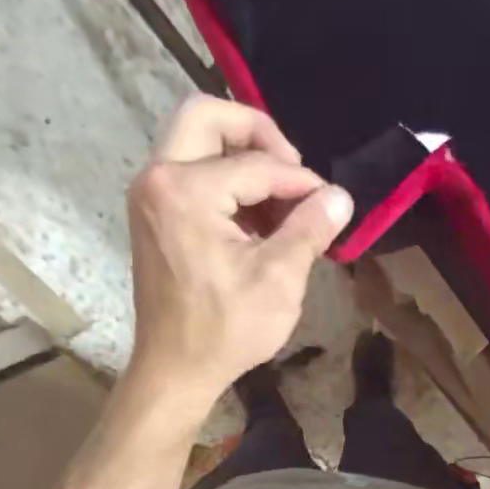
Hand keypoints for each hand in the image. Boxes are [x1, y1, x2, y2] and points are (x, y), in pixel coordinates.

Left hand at [124, 96, 353, 412]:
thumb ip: (310, 228)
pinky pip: (190, 173)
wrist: (174, 371)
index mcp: (184, 191)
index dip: (300, 181)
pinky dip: (225, 182)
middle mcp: (156, 180)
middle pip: (208, 117)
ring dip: (241, 159)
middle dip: (257, 134)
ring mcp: (149, 196)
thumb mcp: (278, 279)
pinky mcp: (152, 215)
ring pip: (196, 142)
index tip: (329, 203)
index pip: (256, 165)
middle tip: (292, 169)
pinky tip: (257, 219)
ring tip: (280, 202)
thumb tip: (340, 197)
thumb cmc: (224, 330)